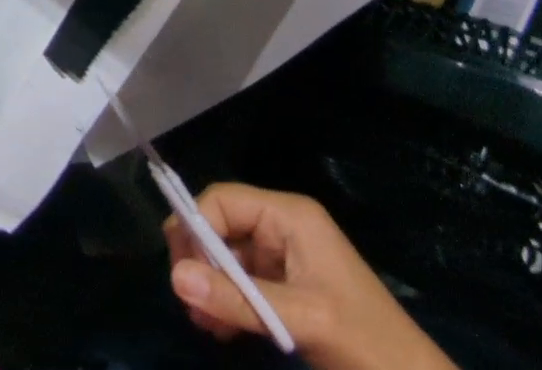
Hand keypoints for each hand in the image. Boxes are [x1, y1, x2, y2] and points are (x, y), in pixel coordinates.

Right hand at [165, 183, 456, 369]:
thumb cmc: (367, 342)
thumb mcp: (301, 319)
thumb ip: (238, 298)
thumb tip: (174, 277)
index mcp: (289, 216)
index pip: (219, 200)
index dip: (196, 230)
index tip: (188, 273)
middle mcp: (280, 226)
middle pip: (216, 225)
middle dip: (199, 263)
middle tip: (192, 303)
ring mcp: (281, 255)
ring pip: (222, 256)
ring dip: (208, 287)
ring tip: (206, 323)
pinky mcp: (281, 283)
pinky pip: (236, 280)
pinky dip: (222, 300)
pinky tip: (220, 328)